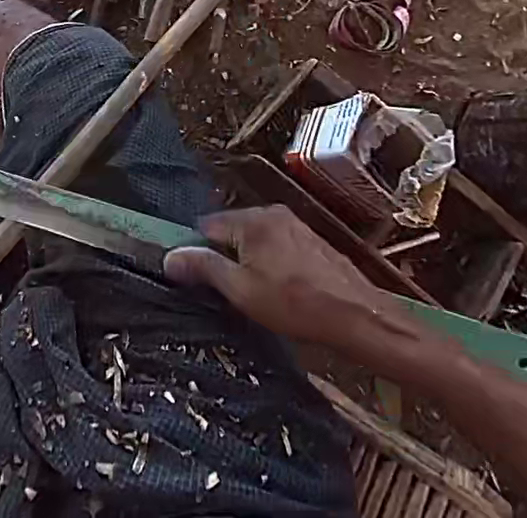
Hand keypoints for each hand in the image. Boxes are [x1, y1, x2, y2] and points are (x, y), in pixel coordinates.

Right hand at [164, 206, 421, 360]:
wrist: (356, 314)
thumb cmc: (294, 303)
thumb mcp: (242, 291)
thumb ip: (205, 269)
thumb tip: (170, 255)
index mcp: (252, 220)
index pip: (206, 225)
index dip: (194, 250)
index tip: (190, 277)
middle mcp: (272, 212)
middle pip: (231, 228)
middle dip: (221, 255)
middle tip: (222, 290)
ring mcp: (294, 223)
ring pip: (254, 237)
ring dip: (245, 258)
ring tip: (249, 292)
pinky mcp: (310, 238)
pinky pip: (275, 243)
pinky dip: (267, 259)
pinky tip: (276, 287)